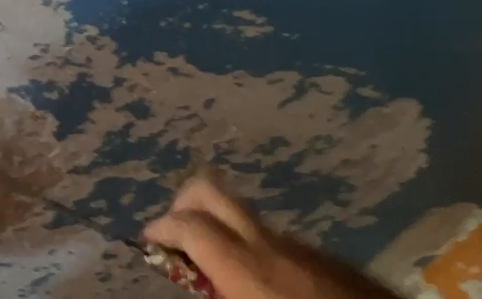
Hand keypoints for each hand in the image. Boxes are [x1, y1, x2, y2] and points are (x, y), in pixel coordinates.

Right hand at [142, 177, 398, 298]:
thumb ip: (220, 293)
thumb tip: (199, 280)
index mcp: (247, 268)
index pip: (188, 225)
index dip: (161, 227)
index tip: (146, 241)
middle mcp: (271, 245)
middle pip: (212, 192)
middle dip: (184, 203)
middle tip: (174, 233)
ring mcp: (306, 246)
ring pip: (248, 216)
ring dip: (224, 227)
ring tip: (219, 265)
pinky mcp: (334, 260)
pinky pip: (280, 239)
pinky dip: (258, 248)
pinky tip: (268, 283)